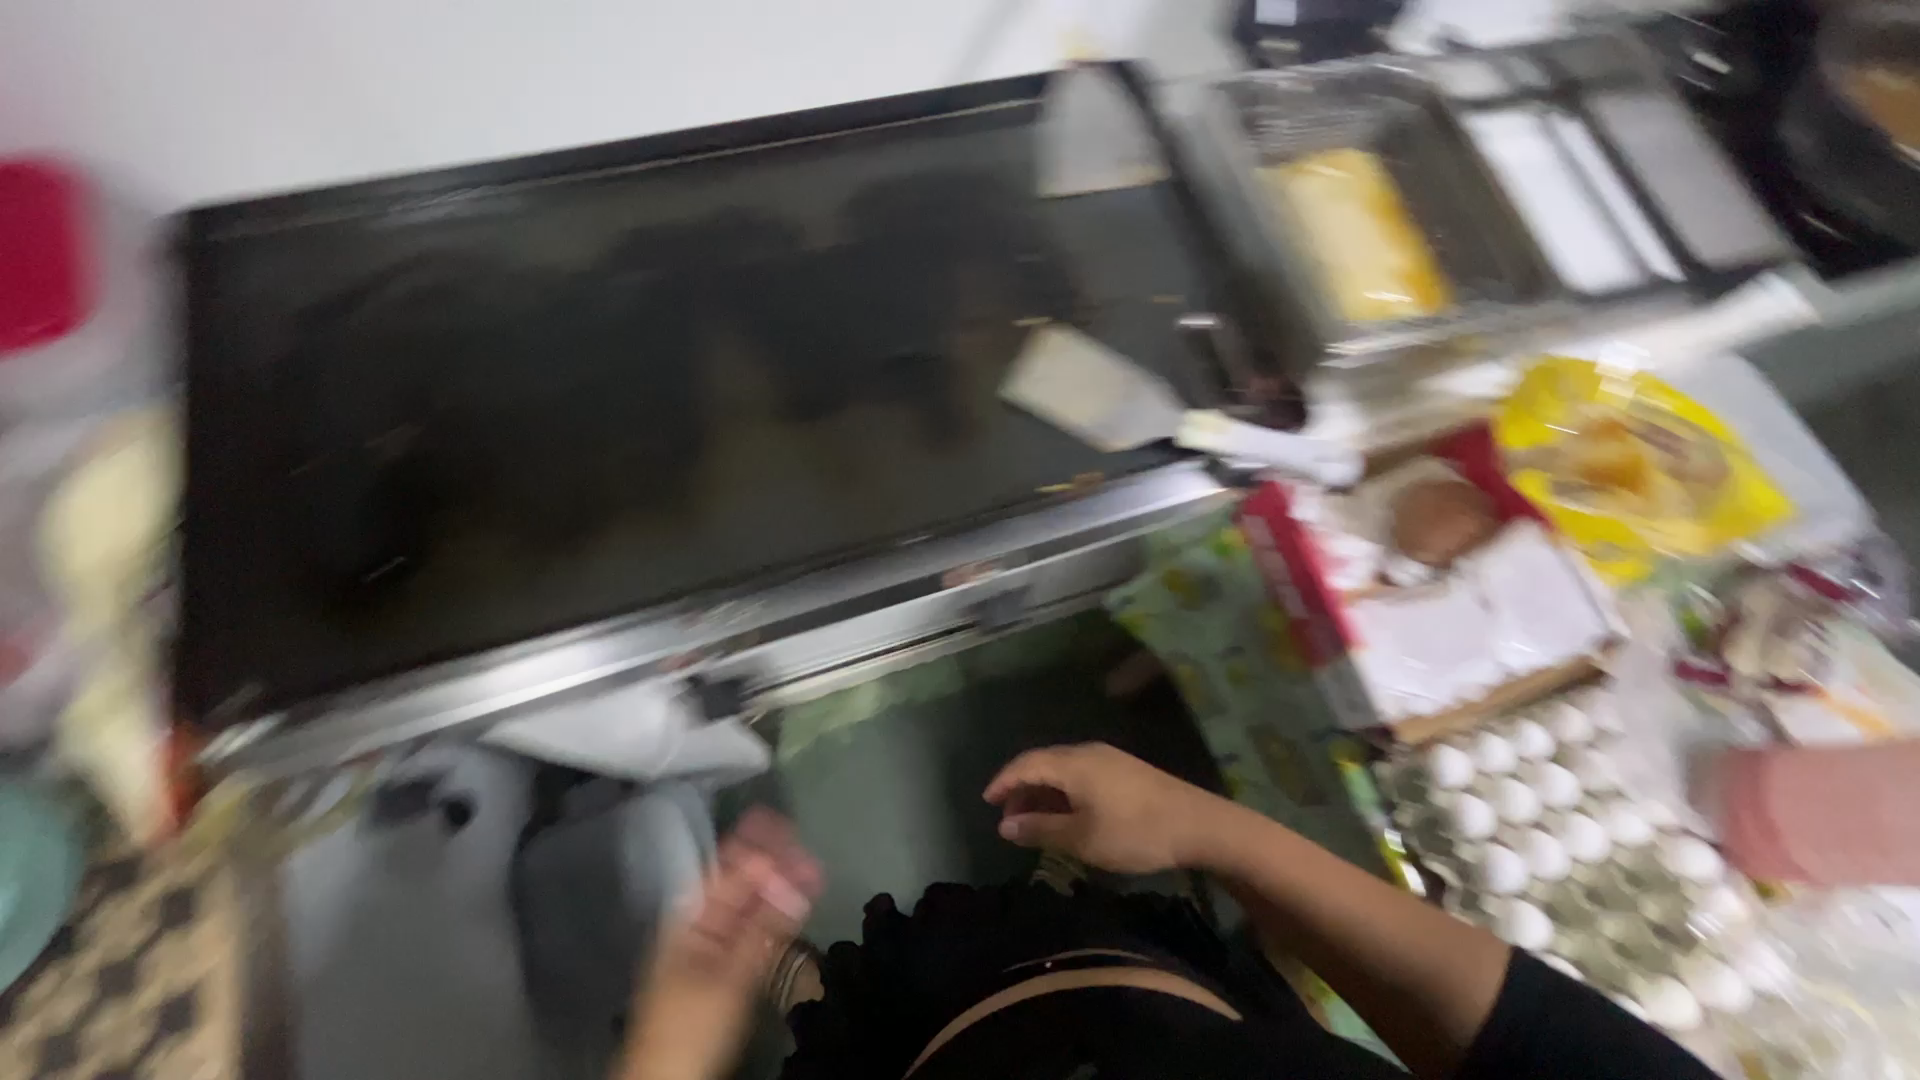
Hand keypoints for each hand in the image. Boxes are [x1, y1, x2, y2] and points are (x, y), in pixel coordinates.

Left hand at [621, 809, 822, 1079]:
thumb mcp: (729, 974)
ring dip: (777, 886)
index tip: (782, 822)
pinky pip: (752, 932)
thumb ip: (764, 927)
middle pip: (739, 885)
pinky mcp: (724, 970)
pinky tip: (793, 904)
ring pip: (749, 907)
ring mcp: (712, 949)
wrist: (665, 1079)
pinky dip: (774, 915)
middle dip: (771, 862)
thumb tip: (795, 881)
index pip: (727, 871)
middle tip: (803, 841)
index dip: (754, 846)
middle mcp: (700, 926)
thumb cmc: (689, 1024)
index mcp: (690, 919)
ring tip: (808, 866)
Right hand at [982, 743, 1230, 874]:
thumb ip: (1040, 830)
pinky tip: (1066, 815)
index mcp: (1073, 763)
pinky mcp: (1125, 771)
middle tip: (1008, 819)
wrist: (1199, 825)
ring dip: (1043, 793)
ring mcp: (1109, 759)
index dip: (1003, 781)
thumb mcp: (1082, 838)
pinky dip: (1063, 792)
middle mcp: (1087, 752)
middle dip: (1021, 789)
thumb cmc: (1134, 832)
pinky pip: (1081, 774)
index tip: (986, 802)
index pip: (1025, 763)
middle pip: (1043, 763)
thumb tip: (1005, 825)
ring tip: (1034, 822)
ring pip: (1063, 770)